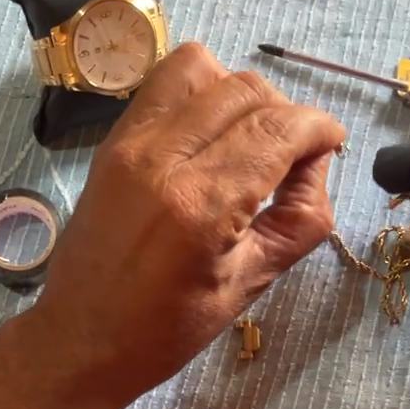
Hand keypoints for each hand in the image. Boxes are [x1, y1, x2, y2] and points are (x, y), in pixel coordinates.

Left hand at [19, 42, 346, 408]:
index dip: (319, 129)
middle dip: (285, 113)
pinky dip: (197, 94)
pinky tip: (206, 139)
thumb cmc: (165, 330)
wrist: (79, 341)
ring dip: (237, 92)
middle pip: (246, 89)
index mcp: (200, 203)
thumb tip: (316, 165)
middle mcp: (162, 157)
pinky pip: (162, 86)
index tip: (330, 147)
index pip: (279, 127)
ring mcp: (128, 143)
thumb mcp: (248, 285)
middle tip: (288, 157)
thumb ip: (299, 220)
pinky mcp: (110, 143)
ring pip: (200, 68)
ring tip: (244, 139)